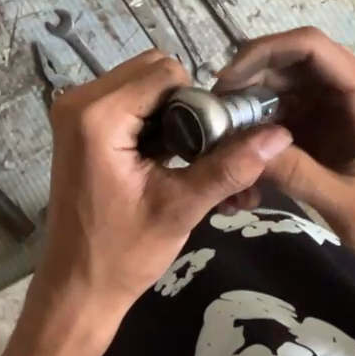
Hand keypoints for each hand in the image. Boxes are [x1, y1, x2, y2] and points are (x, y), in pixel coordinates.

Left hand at [37, 50, 291, 326]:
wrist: (77, 284)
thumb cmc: (124, 251)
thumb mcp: (182, 207)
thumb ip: (229, 165)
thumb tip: (280, 135)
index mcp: (96, 114)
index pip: (164, 72)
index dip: (196, 103)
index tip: (207, 144)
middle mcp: (78, 99)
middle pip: (151, 71)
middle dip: (184, 105)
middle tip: (196, 153)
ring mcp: (74, 109)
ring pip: (140, 84)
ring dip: (170, 114)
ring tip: (183, 160)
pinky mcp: (77, 123)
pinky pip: (125, 100)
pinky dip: (151, 121)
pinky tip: (165, 159)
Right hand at [216, 27, 354, 289]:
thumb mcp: (352, 209)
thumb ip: (297, 174)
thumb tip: (239, 144)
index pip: (310, 46)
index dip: (262, 53)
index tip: (225, 83)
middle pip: (291, 63)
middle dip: (248, 82)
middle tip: (214, 117)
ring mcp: (345, 110)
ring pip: (285, 88)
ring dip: (253, 108)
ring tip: (224, 141)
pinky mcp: (335, 130)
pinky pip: (290, 116)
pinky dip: (264, 131)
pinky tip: (246, 160)